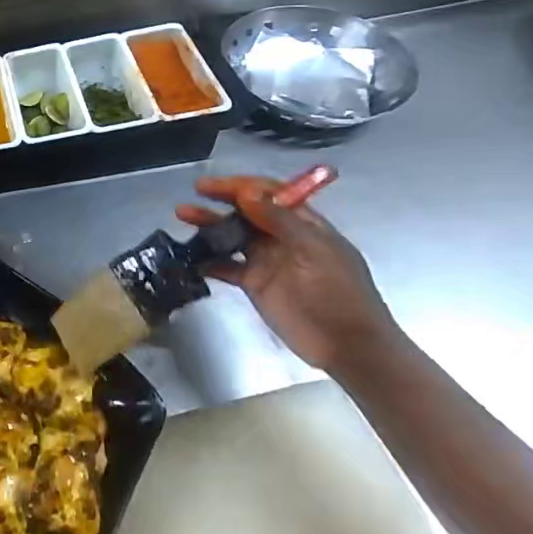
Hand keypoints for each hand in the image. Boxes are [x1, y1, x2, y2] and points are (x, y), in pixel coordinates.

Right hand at [176, 175, 397, 373]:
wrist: (349, 348)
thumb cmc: (339, 294)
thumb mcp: (315, 252)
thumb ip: (281, 221)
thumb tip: (247, 193)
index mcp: (304, 226)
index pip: (272, 195)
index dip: (243, 186)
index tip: (217, 185)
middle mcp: (283, 238)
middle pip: (247, 211)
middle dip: (221, 199)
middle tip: (195, 192)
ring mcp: (267, 261)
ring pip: (232, 234)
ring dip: (208, 224)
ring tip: (183, 215)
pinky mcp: (254, 283)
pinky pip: (225, 265)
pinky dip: (207, 260)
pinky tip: (191, 257)